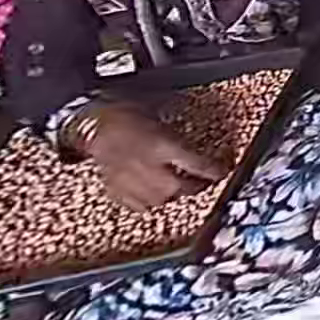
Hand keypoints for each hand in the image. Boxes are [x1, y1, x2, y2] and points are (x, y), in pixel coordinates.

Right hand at [73, 101, 226, 210]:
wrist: (96, 123)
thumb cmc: (131, 114)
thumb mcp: (166, 120)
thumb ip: (181, 140)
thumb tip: (201, 151)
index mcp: (163, 146)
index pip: (197, 165)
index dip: (214, 170)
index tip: (224, 170)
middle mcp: (147, 167)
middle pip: (179, 188)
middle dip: (197, 187)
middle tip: (208, 180)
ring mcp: (129, 181)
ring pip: (159, 201)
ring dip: (176, 196)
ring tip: (186, 187)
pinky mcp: (114, 190)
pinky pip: (137, 205)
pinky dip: (152, 202)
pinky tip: (159, 194)